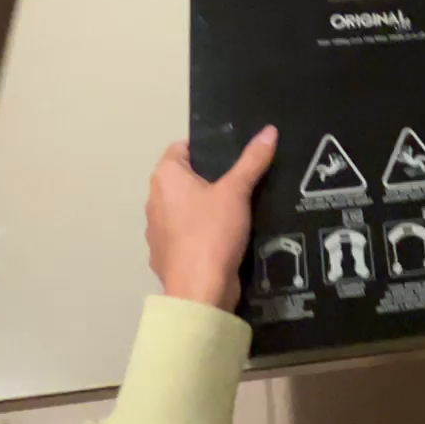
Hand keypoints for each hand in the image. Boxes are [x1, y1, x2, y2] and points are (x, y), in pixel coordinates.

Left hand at [146, 126, 278, 309]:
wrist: (200, 294)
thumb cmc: (212, 232)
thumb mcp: (237, 191)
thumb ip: (252, 160)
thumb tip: (269, 130)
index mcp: (165, 178)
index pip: (182, 148)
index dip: (207, 147)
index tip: (233, 153)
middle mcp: (154, 200)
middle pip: (185, 178)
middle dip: (210, 177)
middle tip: (243, 176)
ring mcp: (157, 231)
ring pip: (186, 207)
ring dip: (206, 206)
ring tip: (239, 204)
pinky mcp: (166, 256)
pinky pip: (187, 233)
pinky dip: (202, 231)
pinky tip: (227, 235)